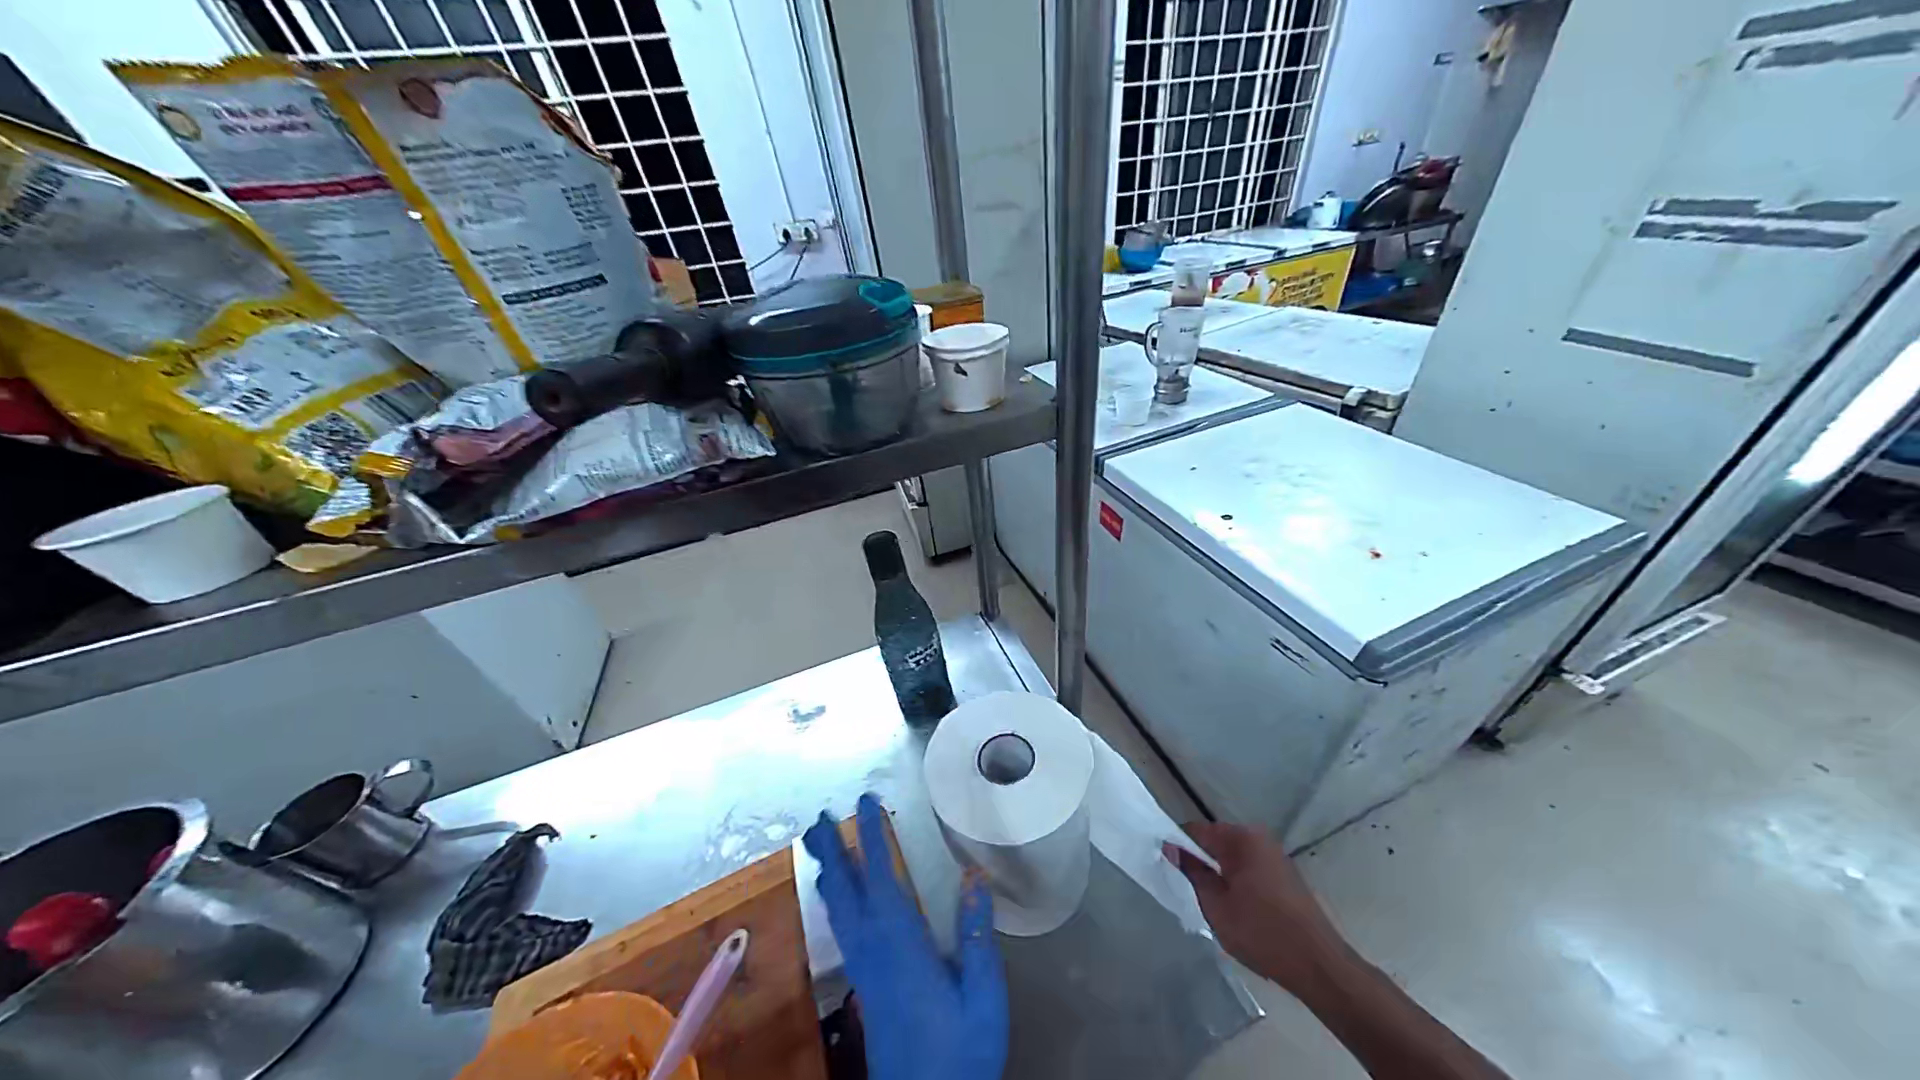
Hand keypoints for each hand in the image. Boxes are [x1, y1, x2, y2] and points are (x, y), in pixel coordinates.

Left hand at [803, 794, 1007, 1079]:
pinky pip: (841, 927)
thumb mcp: (982, 993)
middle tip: (819, 818)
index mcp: (900, 943)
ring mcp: (864, 967)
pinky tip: (835, 897)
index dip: (872, 836)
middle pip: (845, 890)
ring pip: (837, 909)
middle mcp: (873, 949)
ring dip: (828, 872)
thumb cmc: (959, 1049)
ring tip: (818, 845)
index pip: (881, 877)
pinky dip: (834, 900)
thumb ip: (976, 934)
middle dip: (832, 850)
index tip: (866, 802)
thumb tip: (973, 874)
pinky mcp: (863, 984)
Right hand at [1166, 821, 1350, 993]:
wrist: (1318, 965)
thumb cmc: (1261, 932)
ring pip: (1233, 856)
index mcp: (1241, 838)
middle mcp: (1259, 838)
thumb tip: (1172, 847)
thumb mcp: (1215, 904)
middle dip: (1200, 860)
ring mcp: (1275, 856)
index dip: (1178, 845)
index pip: (1196, 830)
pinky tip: (1236, 907)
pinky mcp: (1285, 875)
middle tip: (1189, 889)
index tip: (1167, 866)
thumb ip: (1192, 871)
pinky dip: (1238, 881)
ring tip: (1212, 902)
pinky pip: (1250, 868)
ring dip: (1219, 872)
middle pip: (1216, 841)